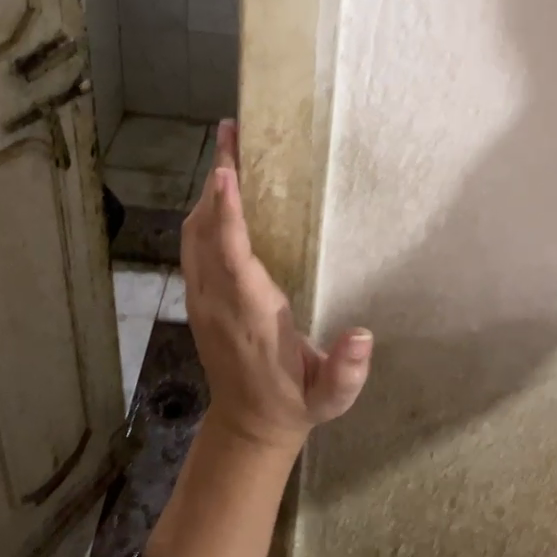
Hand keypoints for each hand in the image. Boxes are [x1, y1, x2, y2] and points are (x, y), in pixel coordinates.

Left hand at [181, 121, 372, 451]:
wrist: (249, 424)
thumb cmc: (295, 401)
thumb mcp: (330, 398)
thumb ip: (346, 372)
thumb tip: (363, 336)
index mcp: (250, 316)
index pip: (232, 256)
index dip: (228, 213)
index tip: (225, 172)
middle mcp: (217, 300)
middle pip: (204, 230)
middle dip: (214, 180)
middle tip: (231, 131)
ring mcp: (201, 297)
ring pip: (193, 233)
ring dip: (207, 190)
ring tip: (229, 147)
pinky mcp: (197, 295)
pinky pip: (193, 243)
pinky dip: (204, 210)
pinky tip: (221, 190)